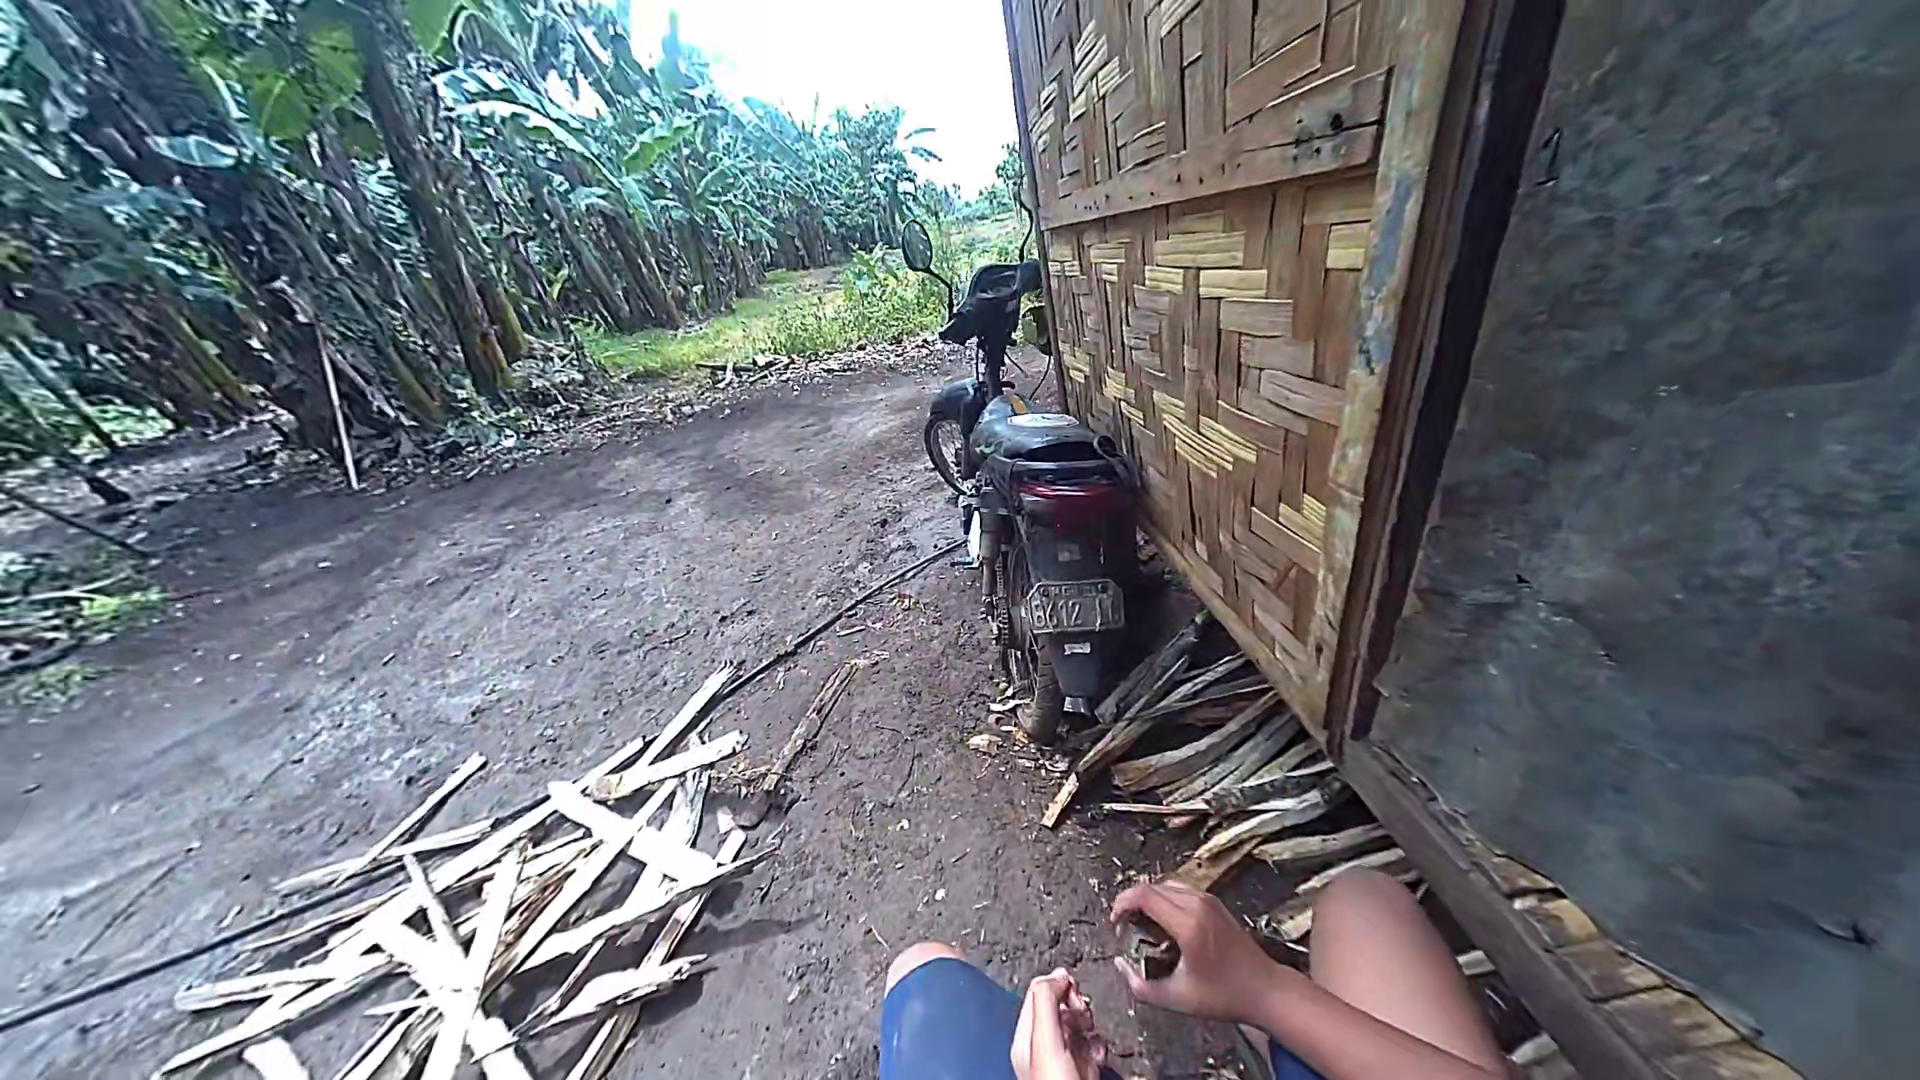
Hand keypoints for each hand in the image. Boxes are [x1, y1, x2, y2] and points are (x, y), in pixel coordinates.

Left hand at [1011, 969, 1107, 1079]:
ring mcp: (1065, 1059)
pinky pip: (1094, 1046)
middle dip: (1076, 1002)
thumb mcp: (1044, 1040)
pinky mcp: (1084, 1071)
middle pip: (1061, 1003)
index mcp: (1027, 1037)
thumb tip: (1058, 975)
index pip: (1039, 991)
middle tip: (1082, 1014)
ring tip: (1091, 1032)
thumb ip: (1046, 1001)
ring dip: (1089, 1021)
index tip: (1072, 988)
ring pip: (1078, 1023)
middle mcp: (1044, 1046)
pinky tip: (1098, 1053)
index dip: (1057, 983)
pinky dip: (1100, 1044)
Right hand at [1110, 880, 1277, 1022]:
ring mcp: (1206, 899)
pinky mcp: (1212, 900)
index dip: (1121, 904)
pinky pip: (1178, 888)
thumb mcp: (1179, 999)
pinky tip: (1163, 919)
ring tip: (1141, 922)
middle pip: (1150, 887)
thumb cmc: (1225, 996)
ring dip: (1147, 899)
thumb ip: (1142, 986)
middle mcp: (1196, 904)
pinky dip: (1163, 897)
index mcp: (1188, 924)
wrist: (1266, 990)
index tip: (1115, 922)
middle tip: (1125, 926)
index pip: (1143, 895)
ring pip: (1163, 885)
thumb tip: (1120, 965)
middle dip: (1131, 902)